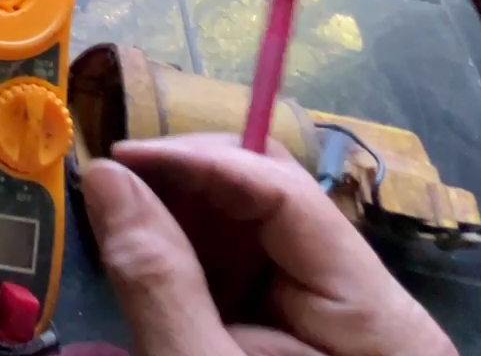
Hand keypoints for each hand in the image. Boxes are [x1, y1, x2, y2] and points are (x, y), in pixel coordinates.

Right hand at [82, 133, 456, 355]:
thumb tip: (104, 173)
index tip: (112, 157)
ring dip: (171, 210)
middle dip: (178, 183)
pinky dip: (178, 246)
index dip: (193, 158)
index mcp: (376, 319)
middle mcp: (363, 298)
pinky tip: (144, 261)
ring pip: (242, 217)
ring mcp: (332, 310)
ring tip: (117, 231)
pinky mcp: (298, 323)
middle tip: (106, 192)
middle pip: (266, 192)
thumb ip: (155, 277)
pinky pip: (234, 255)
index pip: (283, 191)